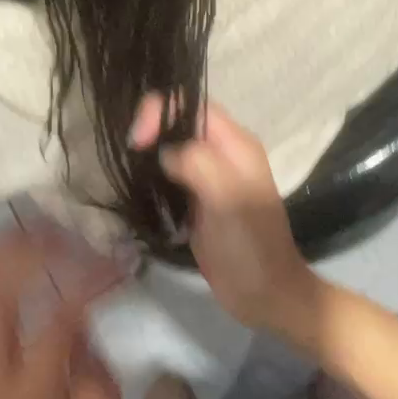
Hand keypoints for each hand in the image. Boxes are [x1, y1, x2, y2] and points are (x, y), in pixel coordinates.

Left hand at [0, 230, 124, 398]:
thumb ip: (101, 392)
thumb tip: (92, 334)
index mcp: (24, 395)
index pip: (59, 323)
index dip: (88, 285)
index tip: (115, 264)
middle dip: (33, 252)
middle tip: (69, 233)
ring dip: (4, 250)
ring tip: (39, 229)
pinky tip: (3, 248)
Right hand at [130, 94, 318, 332]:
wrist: (266, 295)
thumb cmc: (249, 246)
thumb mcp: (225, 198)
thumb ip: (197, 162)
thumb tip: (163, 150)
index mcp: (236, 144)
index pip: (193, 104)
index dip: (161, 112)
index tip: (139, 142)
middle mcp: (224, 153)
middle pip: (181, 122)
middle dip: (152, 131)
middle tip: (132, 158)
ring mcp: (211, 177)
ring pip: (175, 148)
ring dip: (151, 154)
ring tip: (131, 171)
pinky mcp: (199, 201)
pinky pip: (173, 175)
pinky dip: (155, 177)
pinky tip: (141, 188)